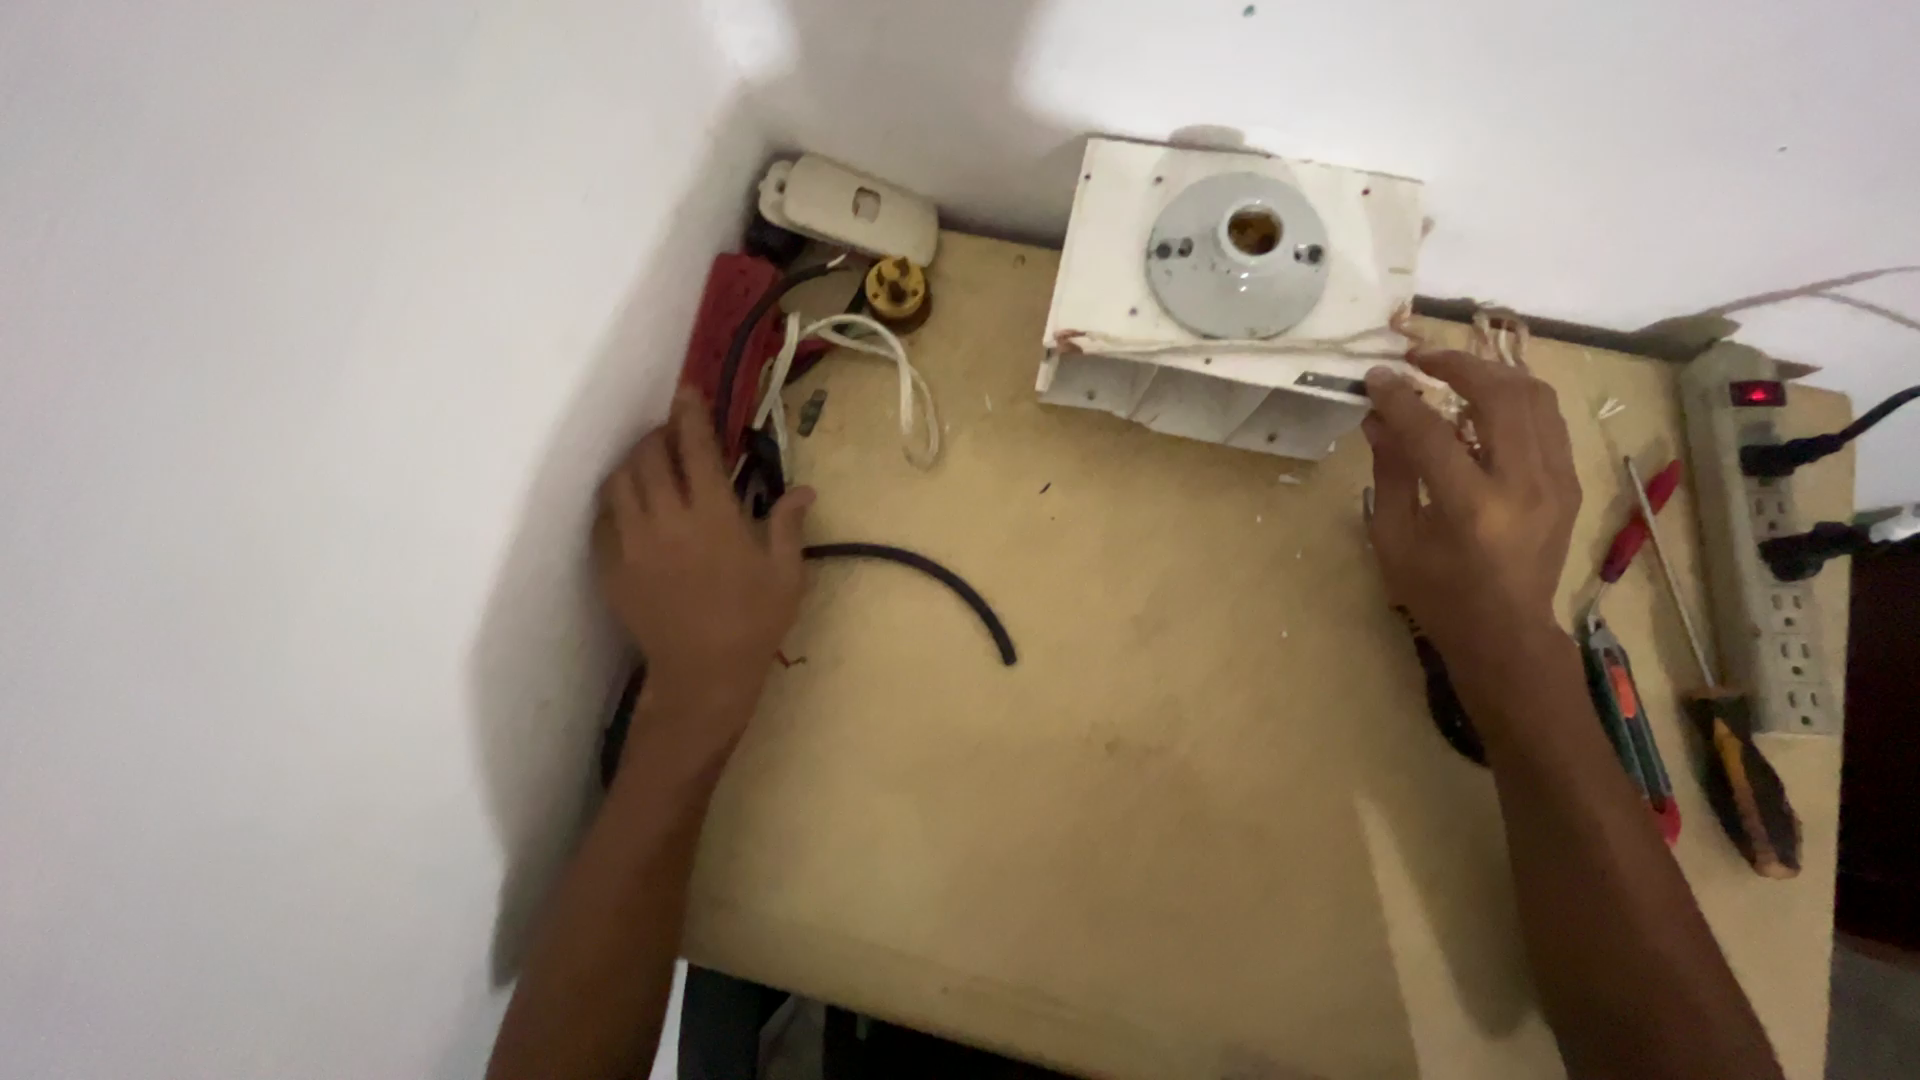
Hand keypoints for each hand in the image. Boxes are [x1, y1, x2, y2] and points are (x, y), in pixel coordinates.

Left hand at [594, 388, 813, 751]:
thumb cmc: (754, 622)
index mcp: (713, 516)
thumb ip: (787, 524)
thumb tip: (804, 490)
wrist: (703, 674)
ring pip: (619, 481)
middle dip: (659, 435)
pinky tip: (633, 505)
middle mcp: (666, 520)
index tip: (686, 392)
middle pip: (648, 456)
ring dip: (634, 463)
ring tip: (650, 464)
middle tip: (673, 435)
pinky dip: (617, 499)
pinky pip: (604, 518)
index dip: (689, 414)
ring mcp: (632, 544)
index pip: (694, 448)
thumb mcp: (785, 573)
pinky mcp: (611, 567)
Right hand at [1363, 351, 1580, 690]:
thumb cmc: (1437, 592)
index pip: (1432, 431)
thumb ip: (1390, 472)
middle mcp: (1524, 485)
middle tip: (1419, 359)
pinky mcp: (1570, 482)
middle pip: (1501, 395)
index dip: (1399, 397)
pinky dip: (1514, 399)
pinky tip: (1483, 402)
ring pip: (1536, 398)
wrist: (1505, 631)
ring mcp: (1557, 481)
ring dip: (1492, 374)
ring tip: (1453, 371)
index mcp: (1472, 508)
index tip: (1376, 376)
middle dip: (1458, 365)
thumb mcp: (1395, 538)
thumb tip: (1379, 419)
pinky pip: (1548, 420)